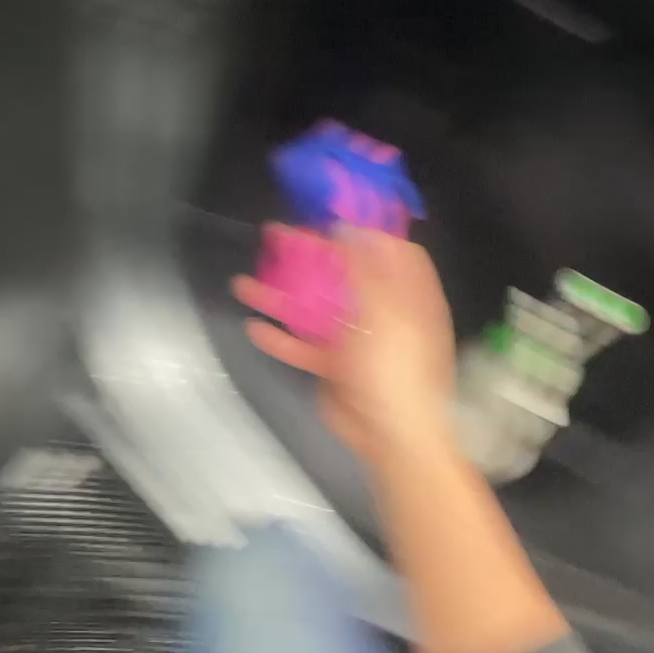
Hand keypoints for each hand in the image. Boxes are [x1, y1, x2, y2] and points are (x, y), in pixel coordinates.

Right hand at [233, 224, 455, 465]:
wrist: (392, 436)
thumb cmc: (397, 369)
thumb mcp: (385, 310)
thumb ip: (364, 267)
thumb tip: (346, 229)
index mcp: (408, 296)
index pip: (392, 250)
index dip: (364, 231)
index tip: (329, 216)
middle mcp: (384, 312)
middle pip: (344, 274)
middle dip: (309, 256)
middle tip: (274, 237)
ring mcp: (358, 341)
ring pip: (316, 310)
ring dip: (282, 296)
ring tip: (245, 283)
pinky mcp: (336, 369)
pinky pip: (306, 348)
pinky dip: (282, 339)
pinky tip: (254, 327)